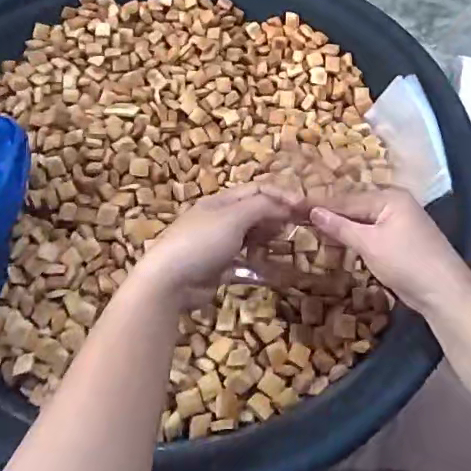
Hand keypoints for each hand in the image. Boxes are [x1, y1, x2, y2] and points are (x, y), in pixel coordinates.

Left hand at [125, 183, 302, 308]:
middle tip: (297, 226)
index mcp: (221, 201)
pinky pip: (244, 260)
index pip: (257, 189)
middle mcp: (220, 219)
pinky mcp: (218, 268)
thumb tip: (286, 205)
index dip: (280, 194)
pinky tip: (269, 267)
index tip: (303, 207)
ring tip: (282, 244)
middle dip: (276, 215)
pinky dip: (258, 261)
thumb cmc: (201, 242)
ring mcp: (218, 244)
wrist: (168, 281)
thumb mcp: (233, 218)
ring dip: (268, 237)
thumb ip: (262, 208)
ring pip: (251, 235)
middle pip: (255, 211)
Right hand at [308, 189, 470, 313]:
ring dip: (342, 227)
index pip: (347, 199)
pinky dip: (357, 237)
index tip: (294, 207)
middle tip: (299, 218)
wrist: (445, 292)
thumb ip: (340, 227)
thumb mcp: (369, 244)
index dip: (321, 206)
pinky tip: (340, 242)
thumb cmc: (406, 262)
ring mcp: (401, 221)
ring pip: (363, 221)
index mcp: (390, 197)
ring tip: (313, 229)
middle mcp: (396, 203)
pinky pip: (373, 232)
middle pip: (355, 207)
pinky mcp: (402, 240)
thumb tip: (313, 211)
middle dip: (331, 215)